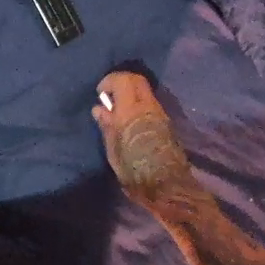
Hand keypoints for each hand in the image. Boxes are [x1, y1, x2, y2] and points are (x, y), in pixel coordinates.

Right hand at [91, 71, 198, 212]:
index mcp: (131, 110)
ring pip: (145, 91)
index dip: (109, 81)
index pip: (123, 80)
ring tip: (118, 109)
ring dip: (131, 93)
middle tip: (109, 96)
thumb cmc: (134, 168)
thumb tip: (99, 108)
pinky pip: (150, 103)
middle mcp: (148, 106)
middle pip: (137, 80)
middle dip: (121, 81)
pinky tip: (130, 119)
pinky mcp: (165, 122)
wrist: (165, 184)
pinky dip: (138, 103)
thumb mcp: (113, 149)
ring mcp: (159, 113)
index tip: (100, 93)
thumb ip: (107, 125)